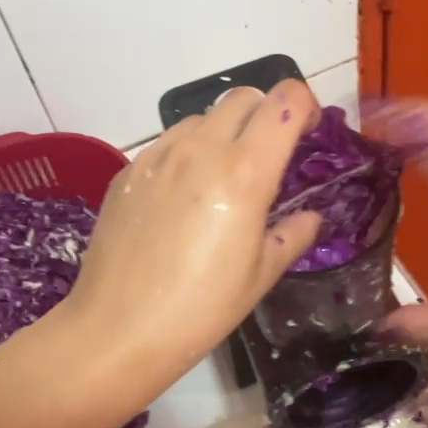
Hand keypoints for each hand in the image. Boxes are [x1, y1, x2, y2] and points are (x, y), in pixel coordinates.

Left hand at [65, 81, 322, 373]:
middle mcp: (200, 150)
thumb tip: (310, 217)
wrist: (117, 329)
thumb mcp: (259, 277)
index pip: (285, 101)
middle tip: (268, 155)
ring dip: (222, 133)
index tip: (305, 133)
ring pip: (199, 118)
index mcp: (245, 172)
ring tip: (221, 179)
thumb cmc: (199, 310)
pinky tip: (180, 199)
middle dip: (264, 114)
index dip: (303, 106)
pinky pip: (165, 145)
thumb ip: (292, 236)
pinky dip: (185, 155)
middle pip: (242, 98)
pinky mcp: (127, 173)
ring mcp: (157, 157)